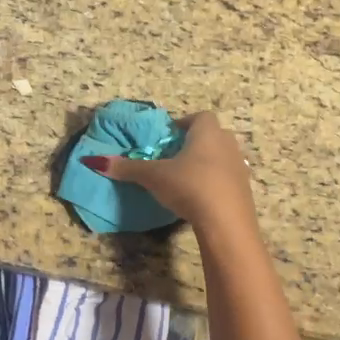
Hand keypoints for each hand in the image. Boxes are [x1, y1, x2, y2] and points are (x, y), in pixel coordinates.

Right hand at [82, 111, 254, 232]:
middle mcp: (228, 145)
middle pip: (213, 135)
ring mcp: (240, 168)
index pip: (200, 116)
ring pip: (222, 157)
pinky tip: (200, 197)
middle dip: (195, 143)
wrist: (226, 223)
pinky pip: (227, 178)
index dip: (184, 123)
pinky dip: (215, 182)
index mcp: (207, 133)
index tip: (168, 137)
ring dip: (207, 163)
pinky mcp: (245, 191)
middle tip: (174, 157)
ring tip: (185, 178)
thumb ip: (126, 167)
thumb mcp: (153, 176)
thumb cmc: (189, 186)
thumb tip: (94, 161)